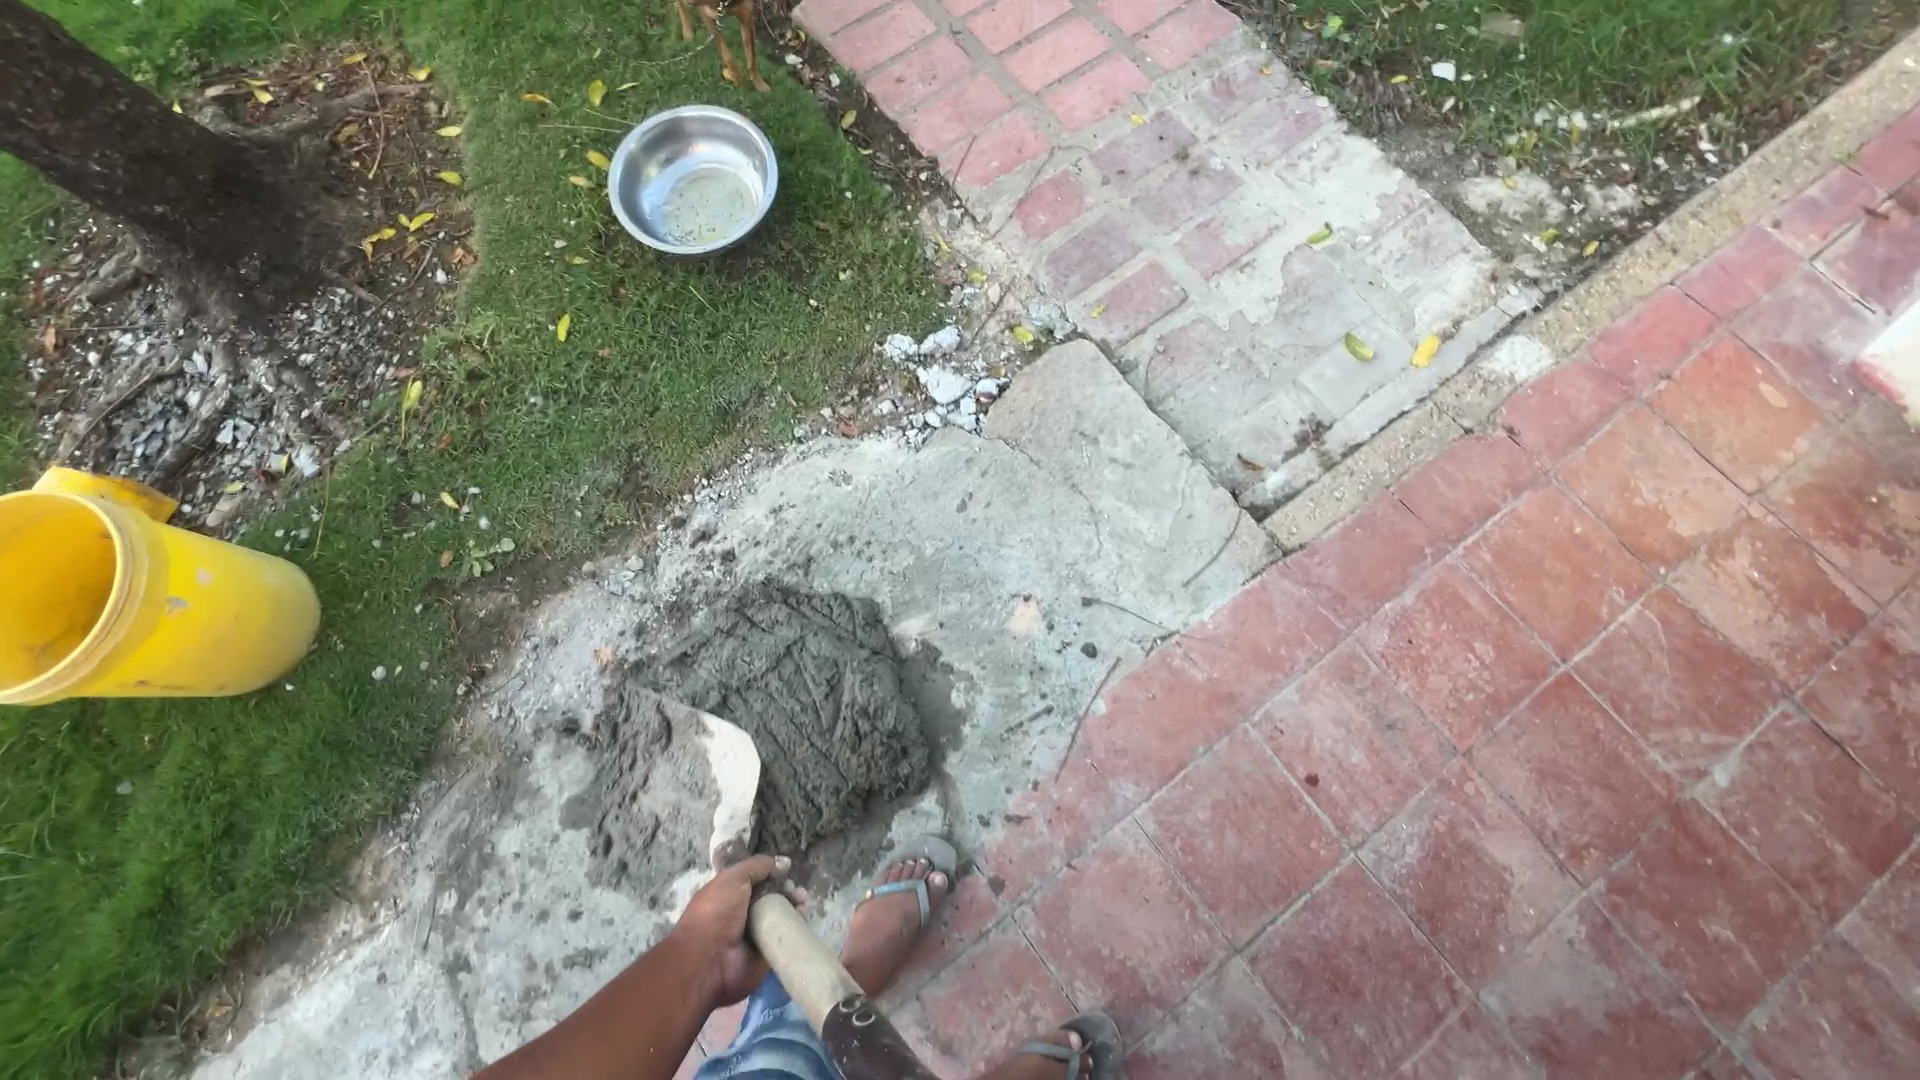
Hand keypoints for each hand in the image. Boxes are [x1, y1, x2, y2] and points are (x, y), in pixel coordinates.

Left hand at [670, 850, 803, 1008]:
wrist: (707, 961)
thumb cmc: (716, 913)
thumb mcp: (733, 878)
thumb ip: (758, 866)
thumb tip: (785, 863)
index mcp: (730, 894)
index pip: (757, 880)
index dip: (773, 874)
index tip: (787, 872)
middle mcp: (743, 913)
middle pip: (772, 897)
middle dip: (787, 891)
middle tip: (798, 892)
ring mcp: (755, 935)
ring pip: (781, 916)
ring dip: (794, 907)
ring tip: (803, 903)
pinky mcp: (766, 954)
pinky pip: (784, 937)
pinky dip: (795, 927)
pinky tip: (802, 918)